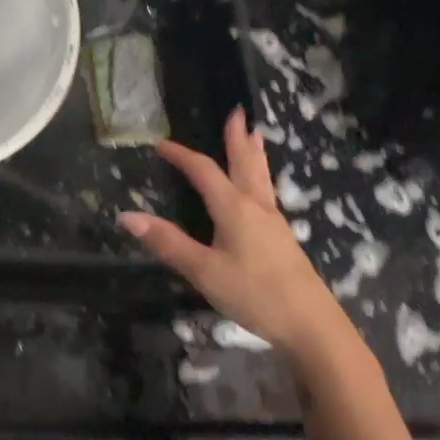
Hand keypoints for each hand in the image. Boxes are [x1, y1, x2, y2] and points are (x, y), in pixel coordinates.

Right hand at [119, 108, 352, 359]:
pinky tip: (261, 190)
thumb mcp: (204, 271)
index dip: (181, 156)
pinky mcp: (284, 241)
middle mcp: (256, 207)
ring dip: (254, 154)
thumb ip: (167, 243)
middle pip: (244, 164)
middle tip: (236, 113)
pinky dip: (261, 178)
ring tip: (256, 136)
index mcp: (233, 208)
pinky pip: (268, 195)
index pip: (204, 171)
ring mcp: (274, 224)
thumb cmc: (255, 295)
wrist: (313, 327)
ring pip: (261, 178)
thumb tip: (127, 216)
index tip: (160, 145)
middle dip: (236, 139)